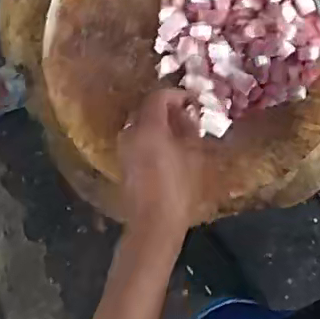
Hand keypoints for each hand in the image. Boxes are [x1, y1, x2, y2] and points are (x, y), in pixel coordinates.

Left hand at [117, 89, 215, 235]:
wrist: (154, 224)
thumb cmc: (179, 187)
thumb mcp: (193, 154)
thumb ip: (190, 128)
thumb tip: (189, 114)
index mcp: (148, 128)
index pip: (159, 97)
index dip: (178, 95)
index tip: (195, 102)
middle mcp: (131, 134)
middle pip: (147, 108)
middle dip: (169, 108)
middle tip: (190, 116)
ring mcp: (124, 149)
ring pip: (142, 124)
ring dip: (161, 123)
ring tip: (182, 133)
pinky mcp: (124, 163)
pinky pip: (139, 139)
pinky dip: (153, 136)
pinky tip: (170, 148)